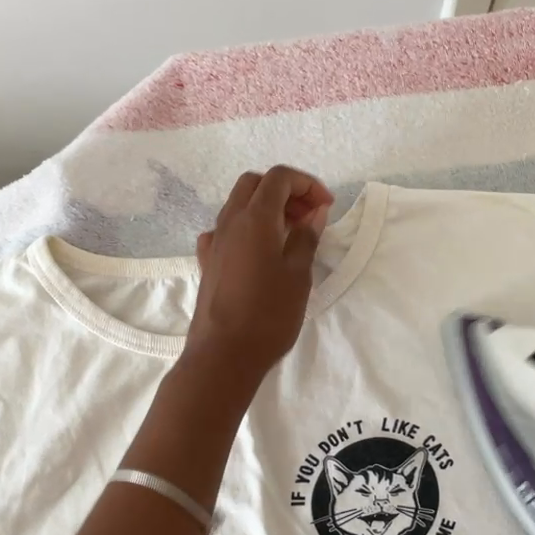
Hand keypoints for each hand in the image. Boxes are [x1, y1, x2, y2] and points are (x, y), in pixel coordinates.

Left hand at [183, 166, 333, 379]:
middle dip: (285, 191)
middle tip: (309, 216)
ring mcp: (214, 242)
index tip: (326, 206)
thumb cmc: (268, 315)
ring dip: (266, 208)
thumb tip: (314, 213)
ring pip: (238, 205)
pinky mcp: (207, 262)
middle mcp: (229, 222)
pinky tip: (259, 252)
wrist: (223, 356)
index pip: (279, 178)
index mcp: (255, 218)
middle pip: (255, 184)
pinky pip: (226, 230)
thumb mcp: (298, 275)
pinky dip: (246, 229)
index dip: (306, 184)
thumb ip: (306, 237)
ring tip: (290, 235)